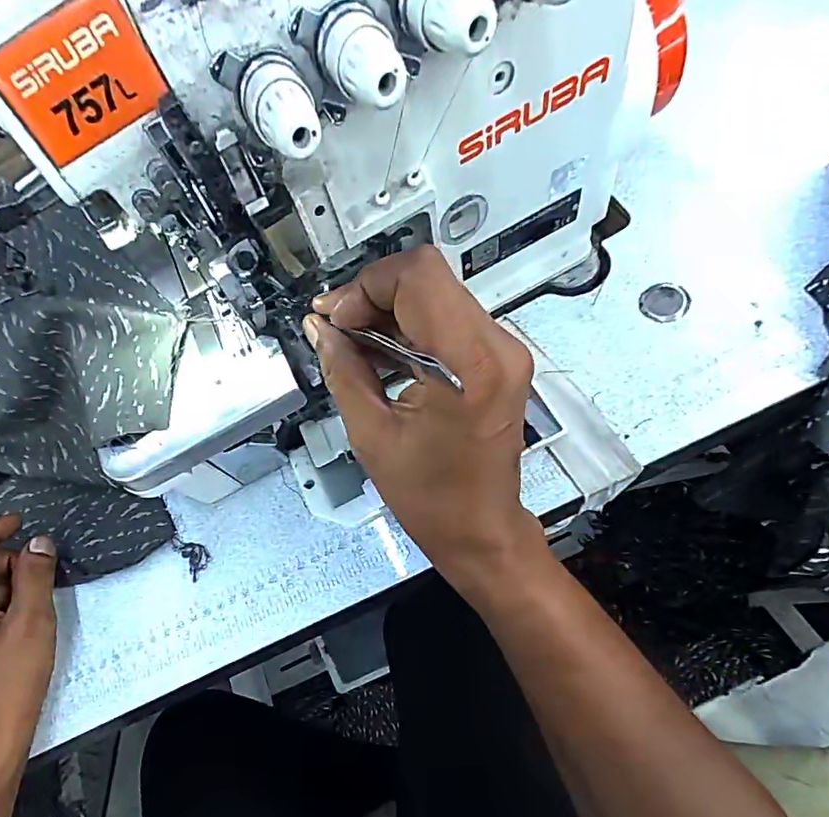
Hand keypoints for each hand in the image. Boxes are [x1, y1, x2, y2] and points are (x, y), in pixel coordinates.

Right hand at [304, 246, 548, 591]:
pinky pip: (450, 321)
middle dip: (373, 298)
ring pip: (437, 295)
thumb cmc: (441, 502)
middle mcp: (500, 352)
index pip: (417, 277)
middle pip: (427, 279)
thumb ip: (343, 369)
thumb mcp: (374, 434)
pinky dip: (412, 329)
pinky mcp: (500, 363)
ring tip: (357, 348)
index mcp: (473, 366)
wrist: (481, 528)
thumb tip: (323, 329)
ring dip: (390, 313)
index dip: (366, 288)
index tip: (338, 317)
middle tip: (339, 329)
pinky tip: (385, 356)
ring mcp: (505, 356)